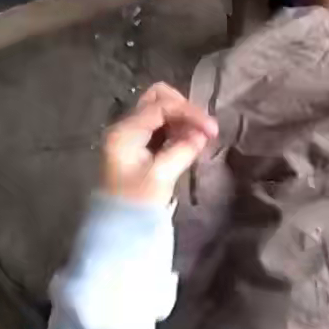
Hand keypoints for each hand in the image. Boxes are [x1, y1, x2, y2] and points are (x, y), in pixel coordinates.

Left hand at [100, 83, 218, 205]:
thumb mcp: (161, 176)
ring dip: (181, 118)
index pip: (162, 106)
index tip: (213, 129)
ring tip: (198, 137)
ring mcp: (129, 135)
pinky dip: (175, 127)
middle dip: (183, 108)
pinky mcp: (136, 145)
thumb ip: (183, 149)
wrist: (116, 231)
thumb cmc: (136, 204)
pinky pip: (159, 125)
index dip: (191, 113)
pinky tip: (188, 142)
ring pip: (159, 109)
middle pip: (157, 97)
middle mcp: (124, 127)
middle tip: (202, 128)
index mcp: (125, 132)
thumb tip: (202, 134)